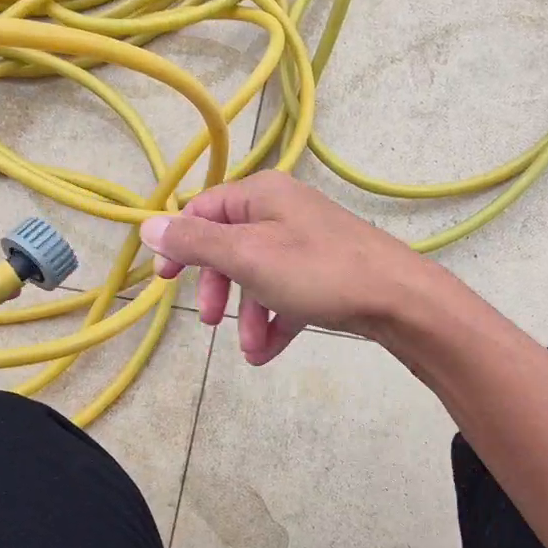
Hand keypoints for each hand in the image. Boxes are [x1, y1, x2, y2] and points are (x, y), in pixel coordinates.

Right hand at [138, 171, 434, 363]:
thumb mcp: (247, 256)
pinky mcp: (326, 273)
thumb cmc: (318, 271)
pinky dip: (273, 321)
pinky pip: (286, 294)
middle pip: (230, 247)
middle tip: (209, 320)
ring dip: (247, 314)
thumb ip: (196, 242)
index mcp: (262, 195)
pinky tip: (267, 352)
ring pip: (258, 277)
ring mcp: (307, 243)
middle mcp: (283, 211)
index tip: (164, 281)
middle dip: (218, 287)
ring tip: (249, 349)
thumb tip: (148, 226)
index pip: (203, 210)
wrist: (399, 299)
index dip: (180, 243)